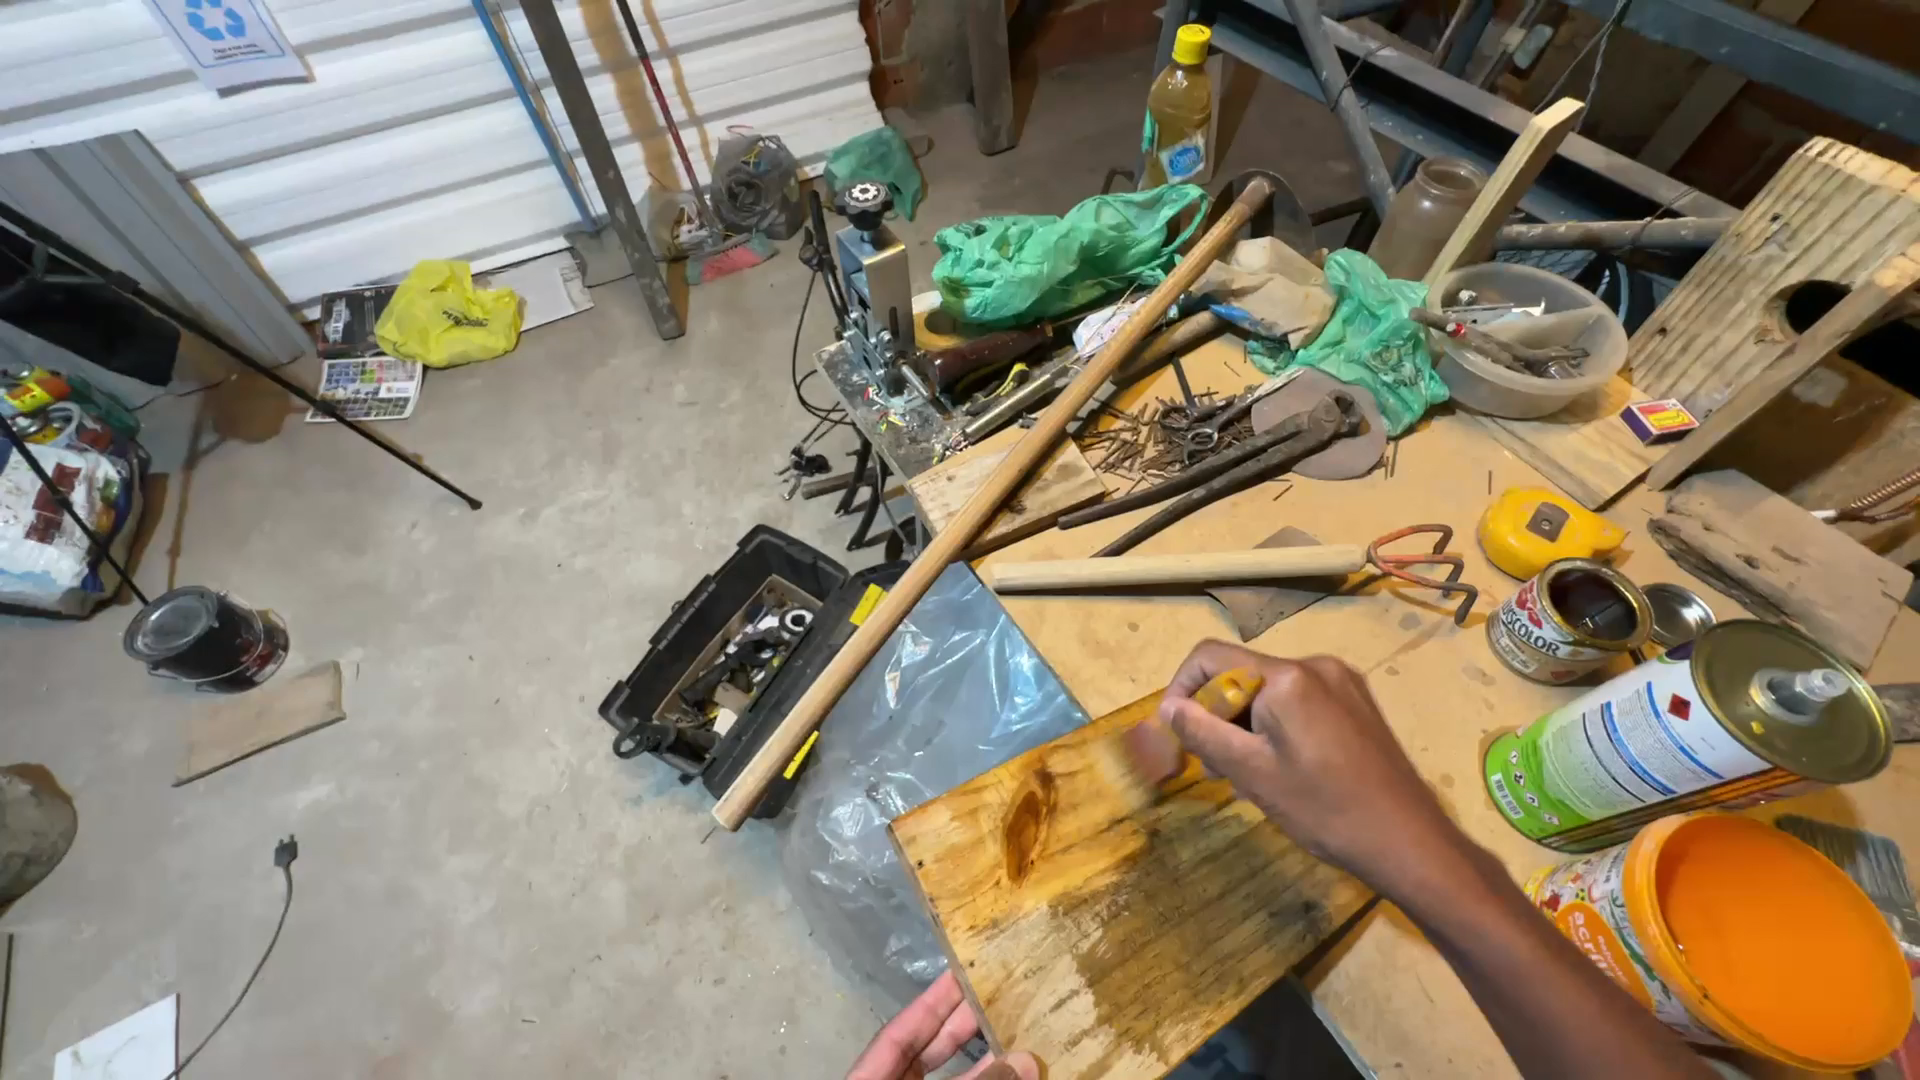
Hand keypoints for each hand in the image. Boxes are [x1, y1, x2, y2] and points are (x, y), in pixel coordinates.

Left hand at [846, 971, 1040, 1079]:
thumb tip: (1027, 1059)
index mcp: (870, 1074)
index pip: (903, 1027)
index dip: (934, 998)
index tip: (964, 967)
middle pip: (928, 1050)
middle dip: (965, 1025)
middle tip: (1002, 992)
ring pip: (950, 1078)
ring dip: (985, 1063)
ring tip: (1019, 1034)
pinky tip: (1012, 1075)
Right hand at [1155, 640, 1471, 896]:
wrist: (1412, 844)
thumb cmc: (1325, 810)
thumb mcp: (1251, 773)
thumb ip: (1202, 732)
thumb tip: (1168, 708)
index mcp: (1287, 677)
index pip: (1210, 657)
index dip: (1181, 688)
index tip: (1176, 730)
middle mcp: (1314, 664)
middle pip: (1240, 675)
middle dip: (1216, 714)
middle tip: (1212, 765)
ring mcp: (1340, 681)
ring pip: (1267, 691)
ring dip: (1244, 724)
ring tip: (1244, 773)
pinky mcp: (1355, 701)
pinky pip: (1296, 700)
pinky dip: (1274, 725)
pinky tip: (1280, 766)